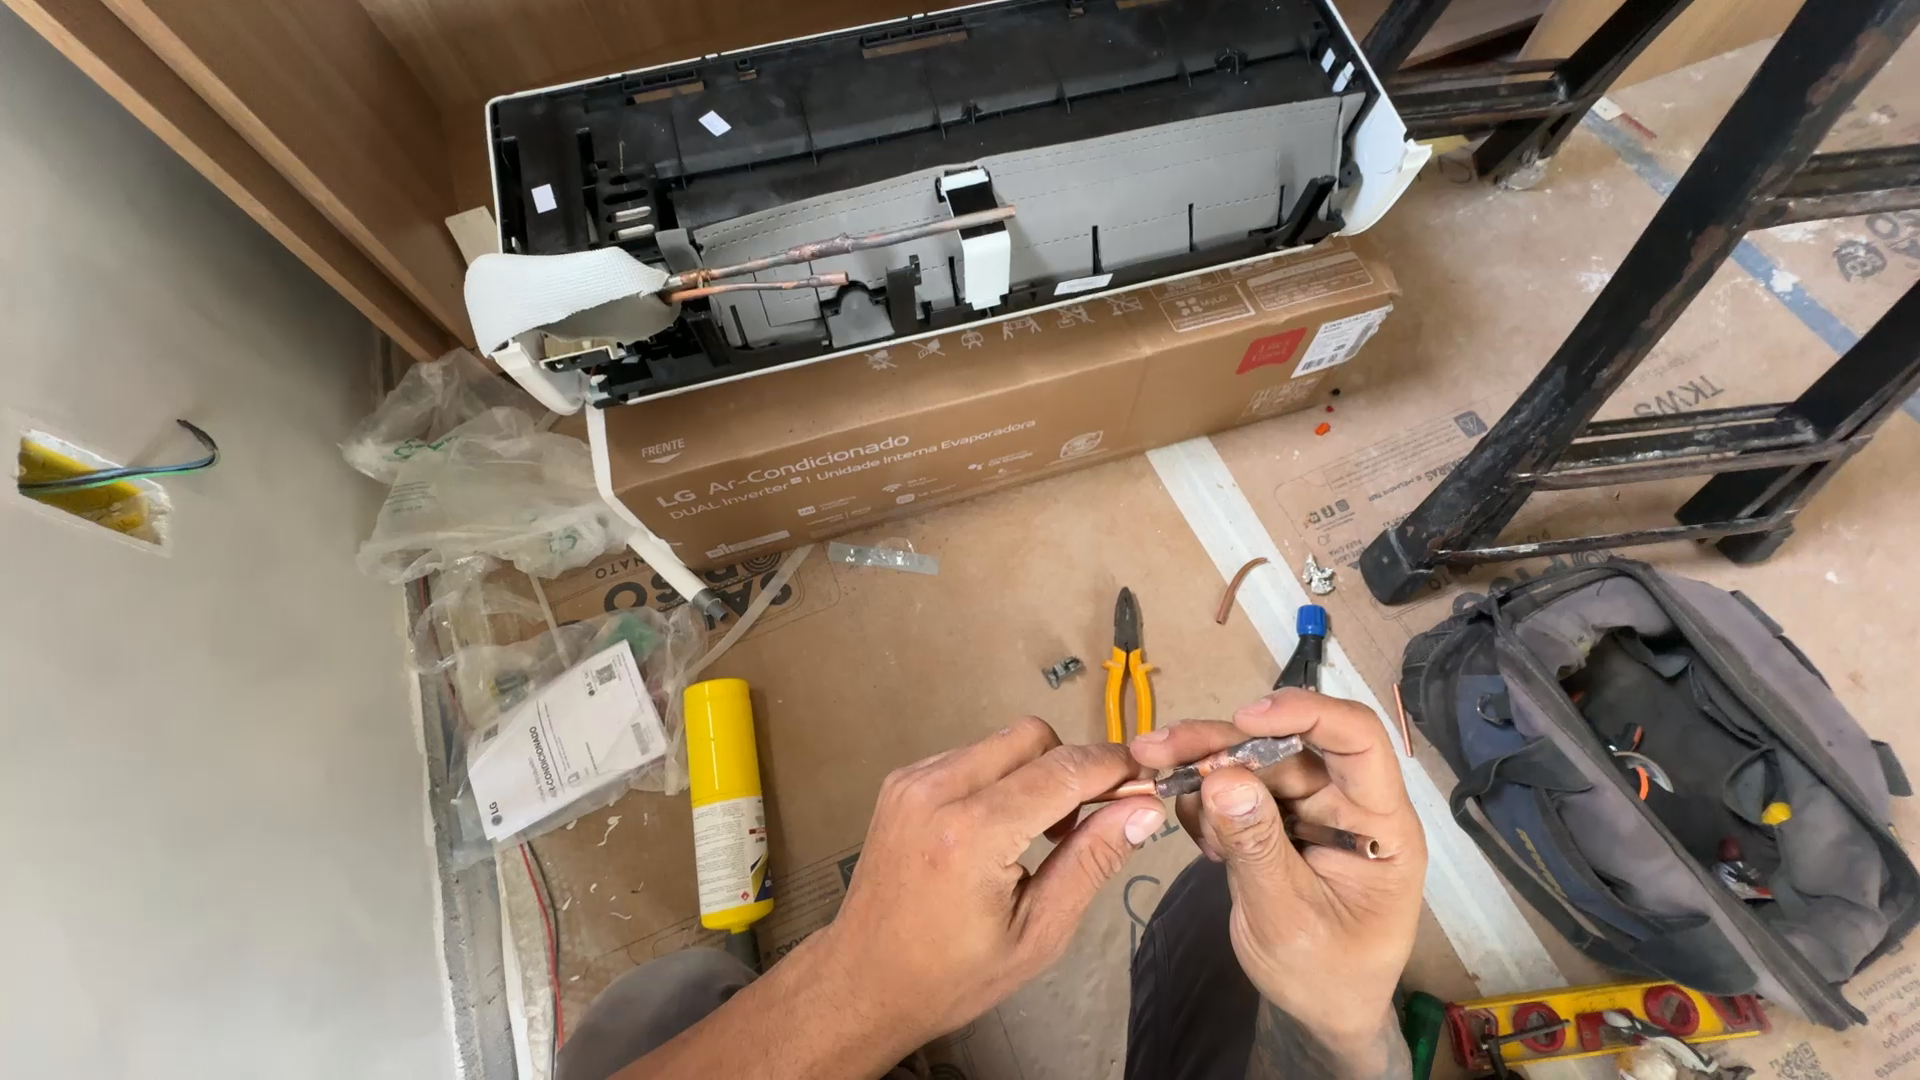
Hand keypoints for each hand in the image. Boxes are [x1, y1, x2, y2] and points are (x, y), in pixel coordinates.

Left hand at [818, 717, 1165, 1053]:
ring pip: (1001, 742)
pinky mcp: (902, 778)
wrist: (864, 978)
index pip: (1062, 771)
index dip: (1112, 767)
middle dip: (1072, 765)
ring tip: (1035, 831)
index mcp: (972, 834)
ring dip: (1034, 771)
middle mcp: (938, 789)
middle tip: (1080, 820)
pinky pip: (970, 754)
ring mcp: (914, 778)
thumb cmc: (953, 973)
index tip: (1144, 780)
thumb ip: (1092, 860)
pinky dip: (998, 777)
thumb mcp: (1038, 933)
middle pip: (1033, 736)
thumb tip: (1143, 810)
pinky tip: (995, 826)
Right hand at [1130, 690, 1426, 1065]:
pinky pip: (1227, 785)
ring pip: (1245, 759)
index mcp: (1377, 822)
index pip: (1357, 740)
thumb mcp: (1288, 920)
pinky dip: (1200, 800)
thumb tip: (1219, 778)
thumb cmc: (1325, 975)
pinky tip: (1197, 837)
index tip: (1244, 720)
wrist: (1316, 1009)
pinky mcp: (1269, 815)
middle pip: (1279, 744)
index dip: (1306, 713)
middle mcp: (1339, 800)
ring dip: (1197, 768)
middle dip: (1216, 742)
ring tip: (1160, 788)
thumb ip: (1256, 848)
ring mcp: (1302, 805)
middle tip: (1153, 749)